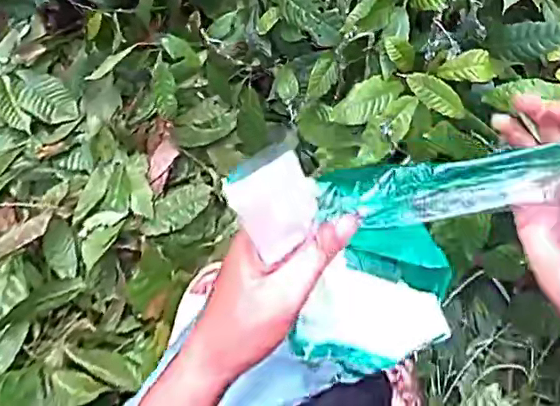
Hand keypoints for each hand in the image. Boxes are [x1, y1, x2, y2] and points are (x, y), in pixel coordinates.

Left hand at [145, 215, 359, 404]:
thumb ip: (316, 256)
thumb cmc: (243, 330)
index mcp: (254, 231)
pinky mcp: (257, 268)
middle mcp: (252, 235)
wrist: (212, 362)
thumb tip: (347, 221)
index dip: (316, 197)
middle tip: (343, 229)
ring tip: (333, 247)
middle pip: (292, 214)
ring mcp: (253, 252)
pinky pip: (285, 251)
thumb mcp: (287, 293)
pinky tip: (311, 269)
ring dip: (311, 240)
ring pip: (290, 234)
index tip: (343, 204)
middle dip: (316, 221)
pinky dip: (302, 257)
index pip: (289, 196)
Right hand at [491, 93, 559, 325]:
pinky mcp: (523, 203)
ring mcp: (543, 187)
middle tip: (518, 102)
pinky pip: (511, 172)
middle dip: (535, 111)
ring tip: (499, 119)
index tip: (545, 108)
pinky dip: (502, 155)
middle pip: (550, 132)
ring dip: (515, 129)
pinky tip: (495, 146)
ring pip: (527, 147)